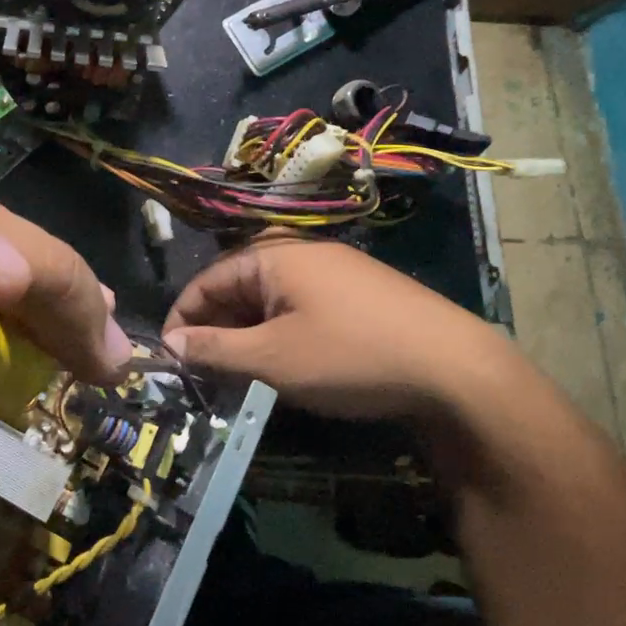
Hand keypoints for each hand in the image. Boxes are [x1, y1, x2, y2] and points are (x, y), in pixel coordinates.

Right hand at [162, 233, 508, 422]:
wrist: (457, 369)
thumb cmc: (350, 356)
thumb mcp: (271, 359)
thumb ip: (215, 350)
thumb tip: (168, 344)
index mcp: (273, 255)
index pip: (207, 280)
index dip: (182, 319)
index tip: (168, 358)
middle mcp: (301, 251)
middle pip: (238, 285)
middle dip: (215, 327)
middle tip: (203, 373)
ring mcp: (335, 270)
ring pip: (270, 298)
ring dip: (247, 333)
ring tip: (239, 375)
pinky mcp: (361, 293)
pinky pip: (301, 305)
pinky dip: (280, 331)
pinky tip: (286, 364)